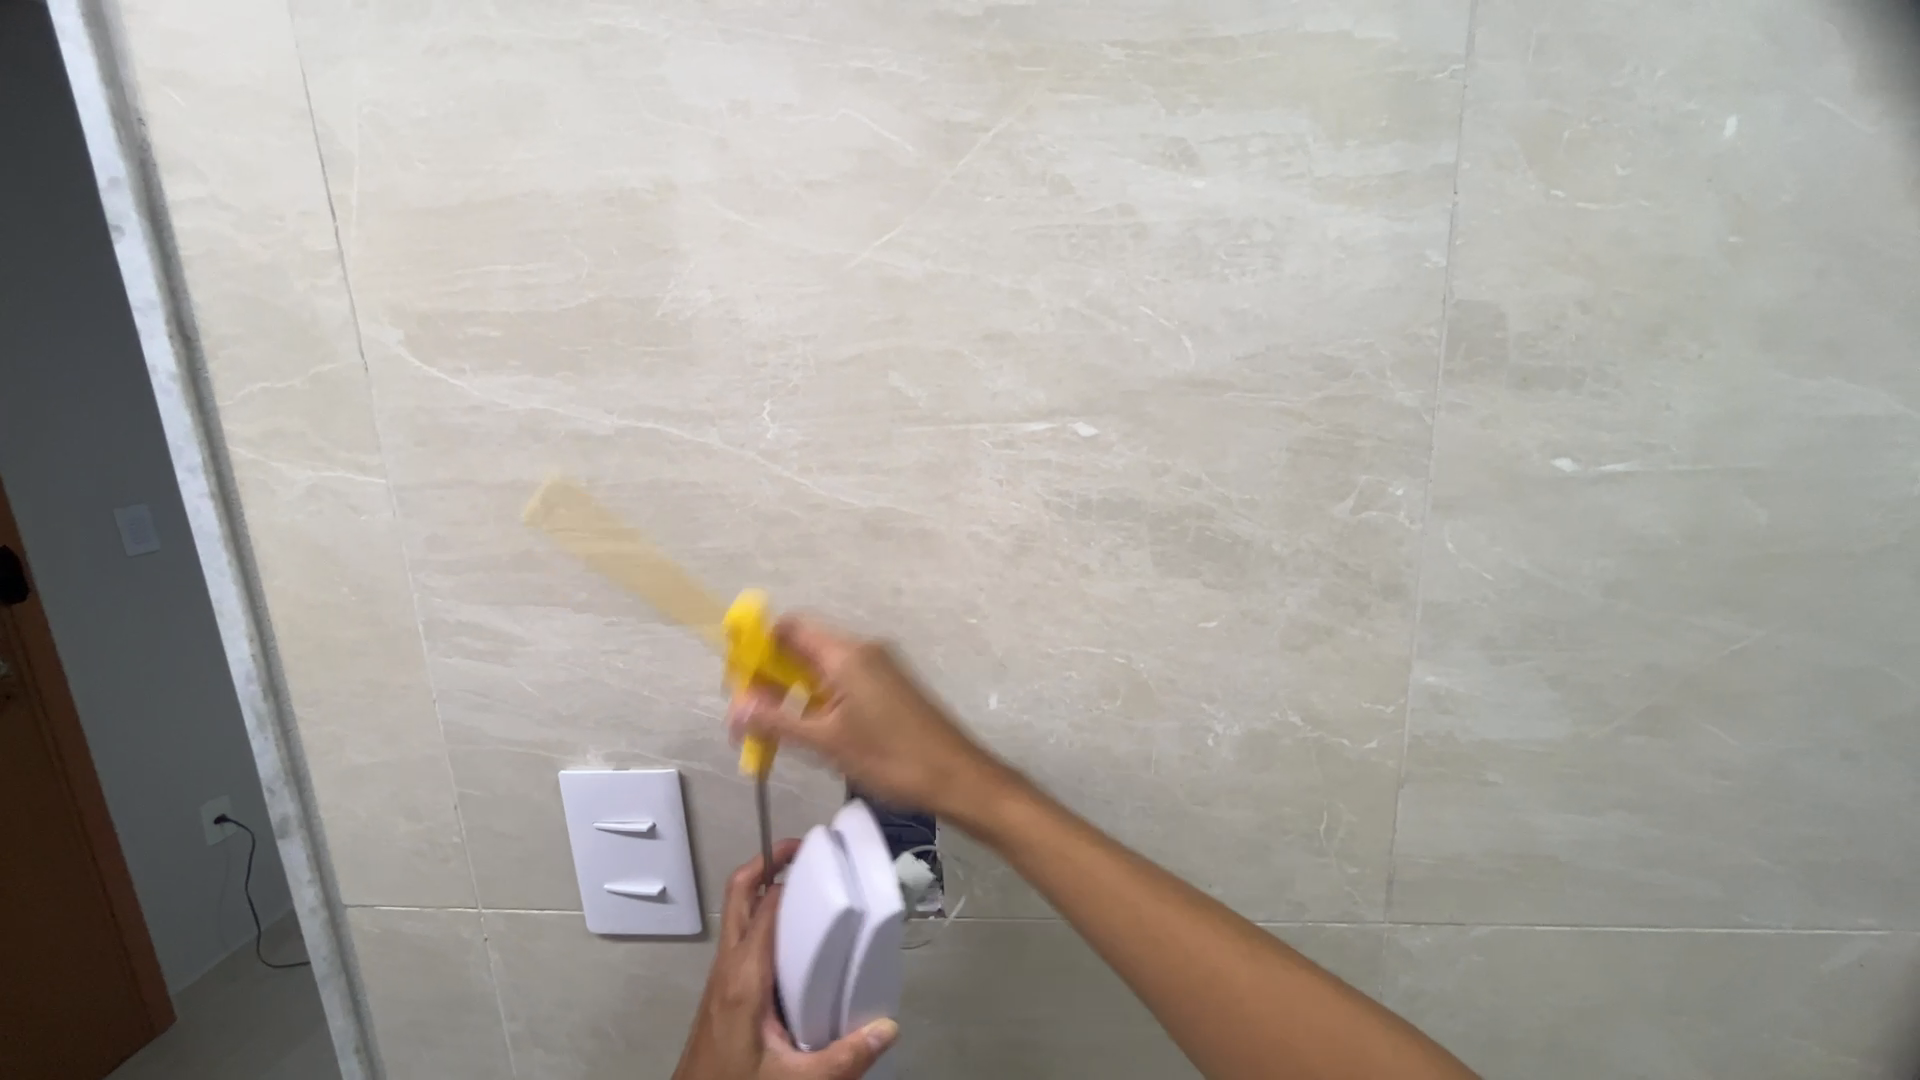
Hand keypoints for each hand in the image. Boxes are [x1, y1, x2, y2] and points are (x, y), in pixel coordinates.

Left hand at [673, 842, 897, 1079]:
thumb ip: (843, 1058)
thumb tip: (888, 1028)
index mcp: (745, 975)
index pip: (766, 903)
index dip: (790, 873)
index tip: (821, 857)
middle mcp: (729, 964)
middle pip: (740, 891)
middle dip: (767, 861)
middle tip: (805, 852)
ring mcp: (722, 974)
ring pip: (738, 910)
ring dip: (765, 887)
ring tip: (808, 885)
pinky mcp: (723, 987)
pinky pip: (742, 934)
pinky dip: (764, 916)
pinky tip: (797, 938)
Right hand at [727, 615, 1022, 823]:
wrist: (957, 776)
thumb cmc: (892, 758)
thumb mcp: (827, 742)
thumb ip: (778, 721)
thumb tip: (736, 706)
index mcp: (846, 654)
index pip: (789, 627)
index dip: (757, 646)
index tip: (738, 680)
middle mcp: (863, 650)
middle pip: (802, 648)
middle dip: (770, 678)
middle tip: (748, 719)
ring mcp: (880, 667)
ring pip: (821, 668)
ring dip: (793, 694)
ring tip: (773, 734)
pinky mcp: (890, 686)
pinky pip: (842, 682)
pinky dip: (818, 700)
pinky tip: (811, 733)